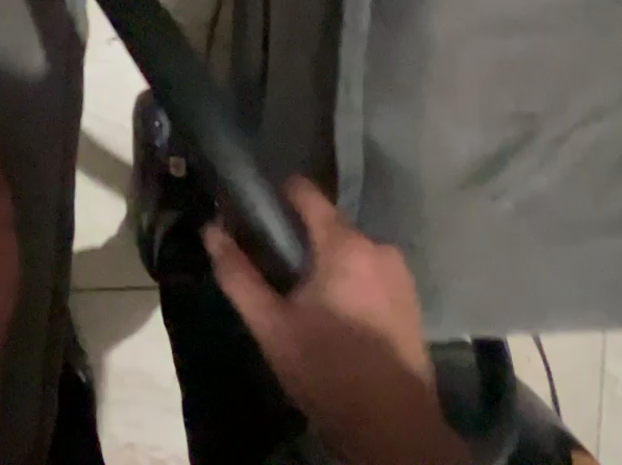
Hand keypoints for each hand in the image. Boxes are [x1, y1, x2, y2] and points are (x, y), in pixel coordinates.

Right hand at [206, 180, 468, 464]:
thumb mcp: (271, 326)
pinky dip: (349, 281)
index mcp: (344, 244)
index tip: (254, 212)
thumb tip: (210, 231)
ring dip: (325, 263)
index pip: (306, 192)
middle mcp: (377, 246)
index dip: (277, 195)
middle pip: (327, 224)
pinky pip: (370, 272)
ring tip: (301, 298)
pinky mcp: (411, 299)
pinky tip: (334, 317)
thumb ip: (238, 275)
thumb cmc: (327, 370)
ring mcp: (400, 273)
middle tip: (272, 270)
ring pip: (349, 250)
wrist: (392, 430)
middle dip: (299, 240)